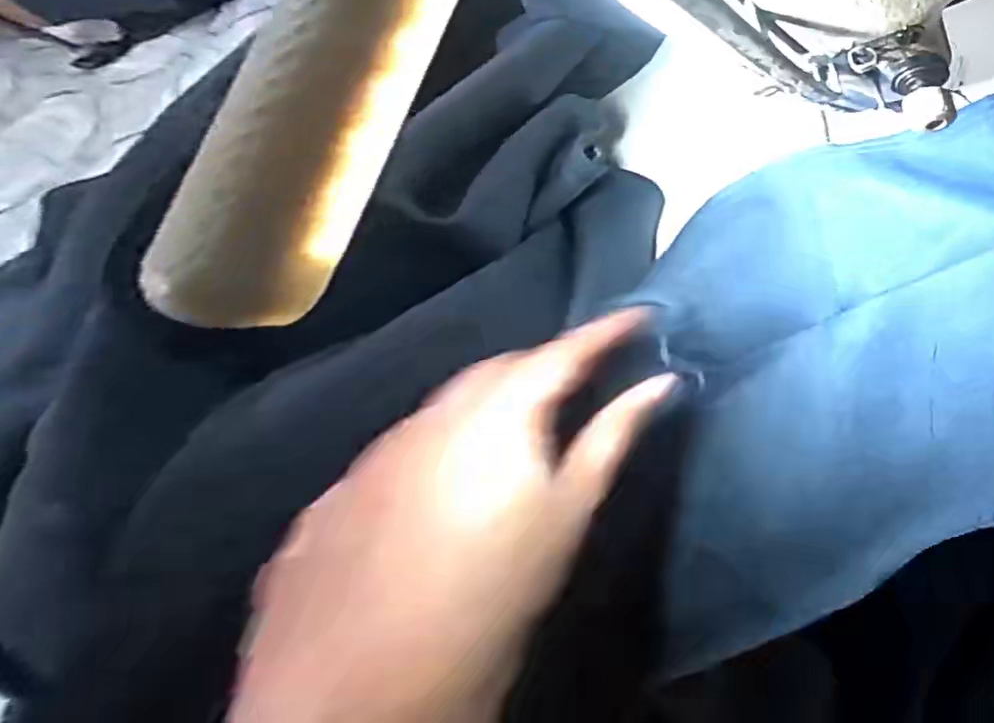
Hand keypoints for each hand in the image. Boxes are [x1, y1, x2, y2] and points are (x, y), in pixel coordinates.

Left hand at [230, 310, 679, 722]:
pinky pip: (395, 452)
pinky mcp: (326, 506)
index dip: (605, 330)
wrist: (360, 704)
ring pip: (441, 407)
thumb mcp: (571, 510)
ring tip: (519, 427)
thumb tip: (662, 382)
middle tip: (586, 373)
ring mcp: (366, 463)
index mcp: (493, 420)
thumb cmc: (496, 594)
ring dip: (486, 403)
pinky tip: (443, 489)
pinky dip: (436, 447)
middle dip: (544, 362)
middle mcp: (425, 424)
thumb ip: (614, 434)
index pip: (561, 353)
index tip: (641, 314)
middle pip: (497, 370)